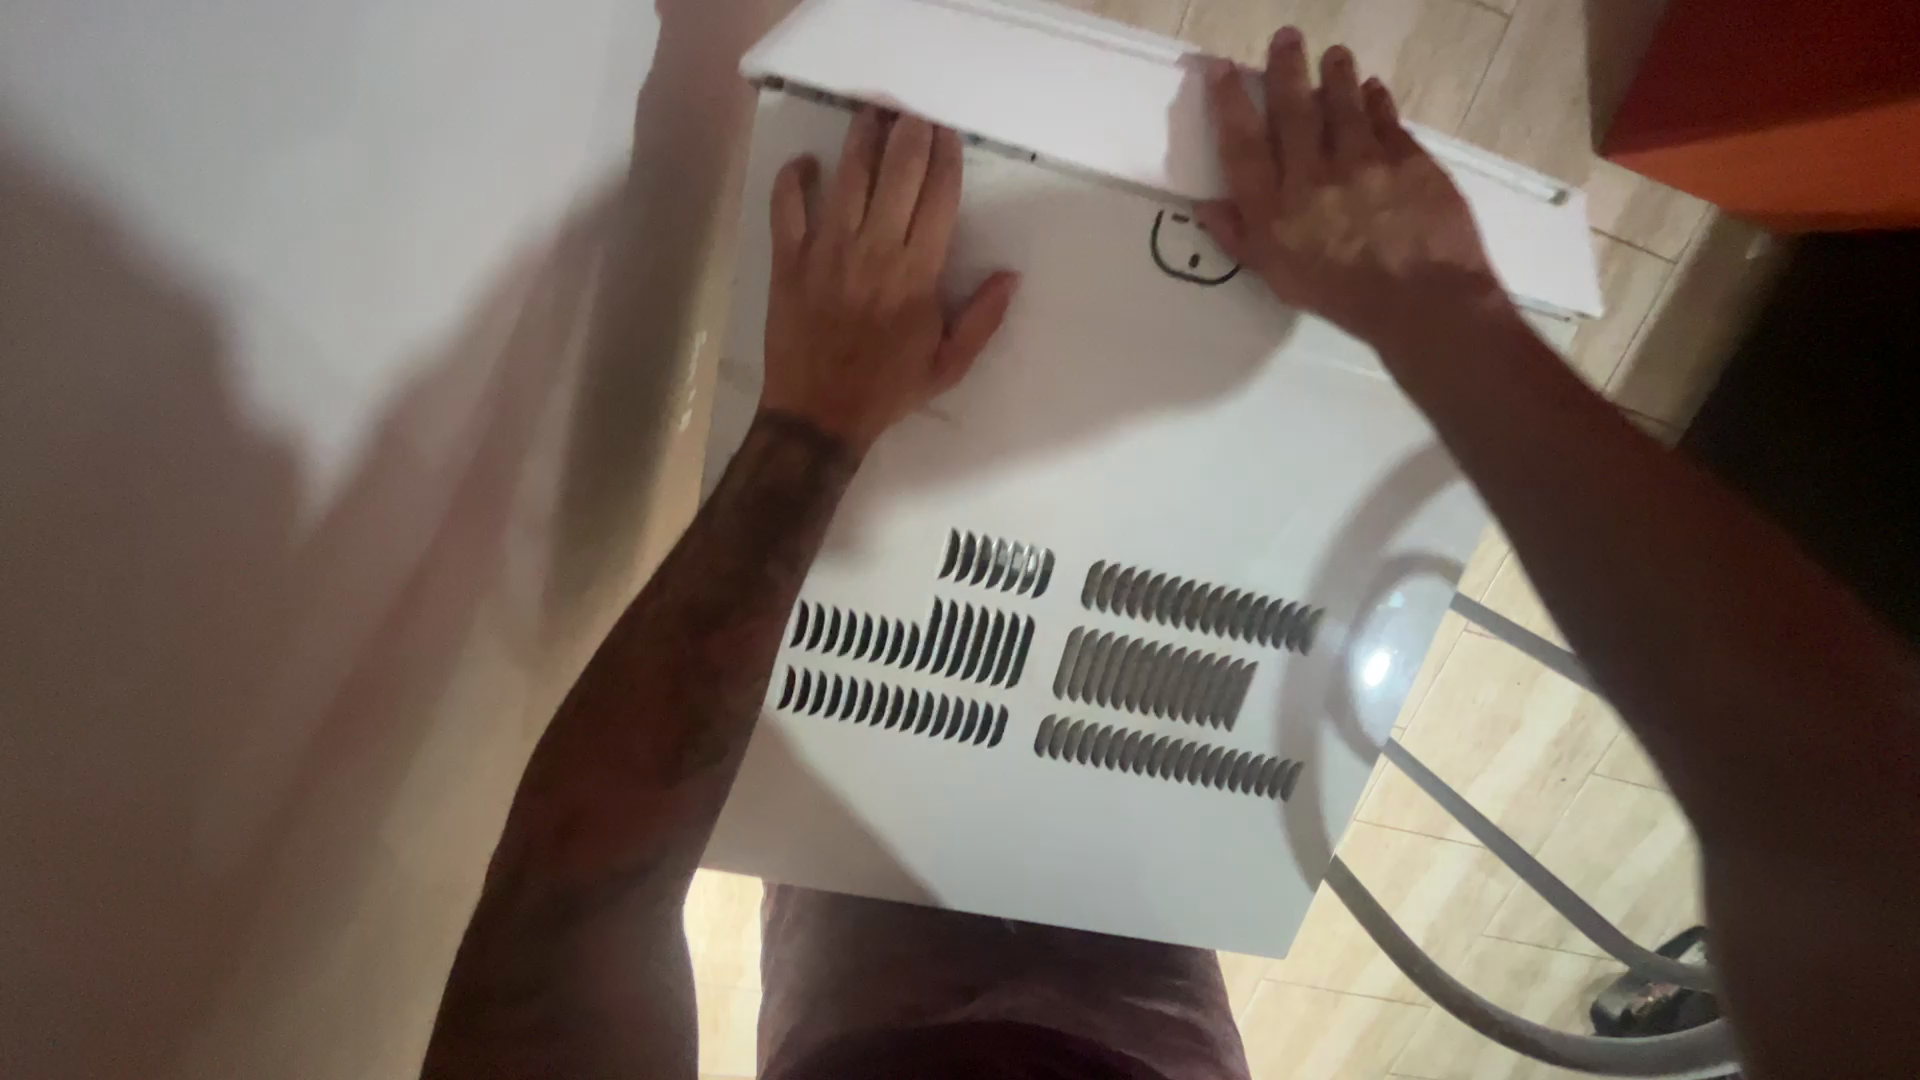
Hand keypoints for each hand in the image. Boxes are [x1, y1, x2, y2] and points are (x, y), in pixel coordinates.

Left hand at [759, 109, 1019, 454]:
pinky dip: (794, 178)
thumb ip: (982, 320)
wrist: (820, 414)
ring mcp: (828, 251)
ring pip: (847, 175)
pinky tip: (807, 163)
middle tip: (912, 112)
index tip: (947, 133)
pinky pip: (787, 205)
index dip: (945, 157)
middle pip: (897, 171)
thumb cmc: (889, 390)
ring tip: (872, 112)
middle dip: (909, 132)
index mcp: (918, 274)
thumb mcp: (949, 366)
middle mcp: (875, 250)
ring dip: (862, 136)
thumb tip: (1010, 275)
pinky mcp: (789, 260)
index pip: (939, 197)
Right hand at [1197, 28, 1515, 353]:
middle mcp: (1312, 176)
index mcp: (1273, 210)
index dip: (1229, 104)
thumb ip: (1240, 237)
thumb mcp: (1275, 276)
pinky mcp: (1407, 156)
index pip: (1243, 146)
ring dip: (1335, 74)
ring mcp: (1363, 160)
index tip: (1222, 71)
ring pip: (1342, 103)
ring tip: (1333, 54)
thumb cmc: (1338, 295)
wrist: (1419, 299)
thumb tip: (1205, 206)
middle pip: (1292, 110)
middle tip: (1285, 37)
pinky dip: (1377, 99)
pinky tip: (1372, 89)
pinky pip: (1386, 117)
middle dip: (1285, 70)